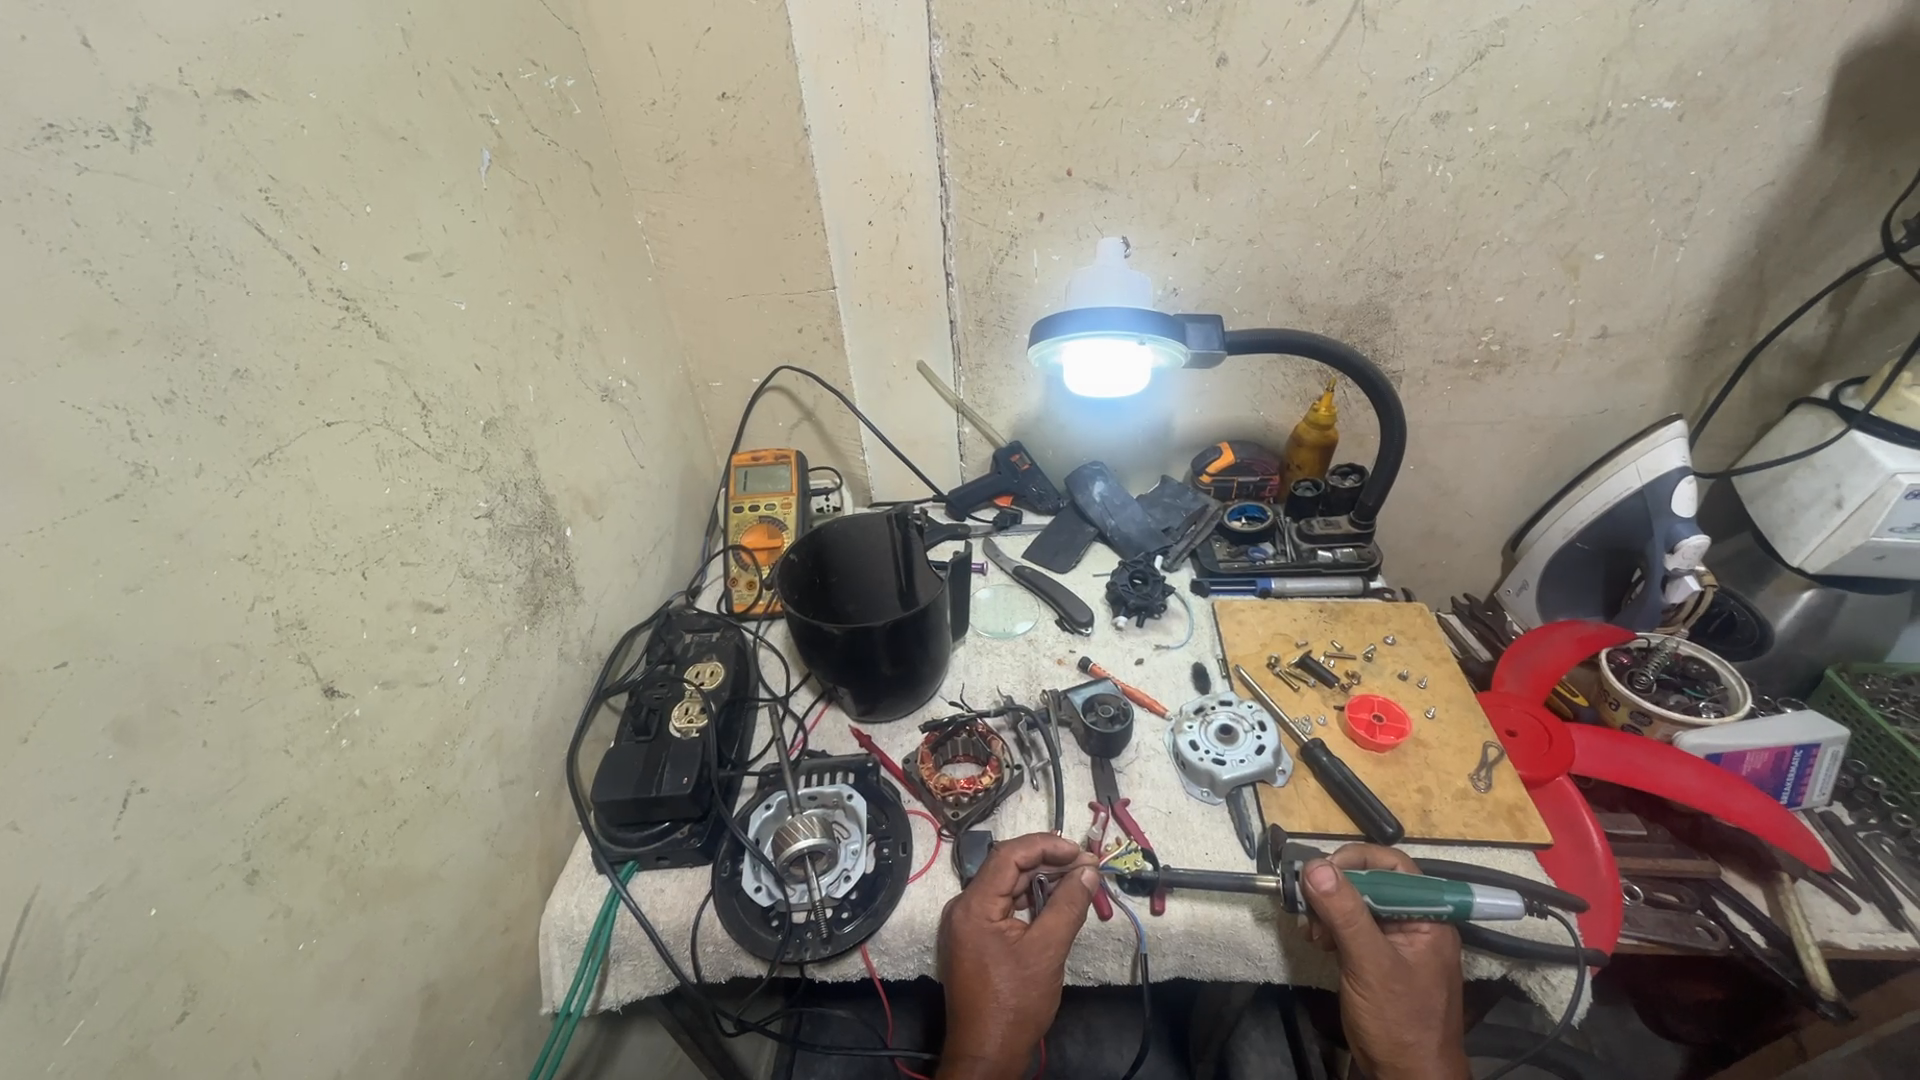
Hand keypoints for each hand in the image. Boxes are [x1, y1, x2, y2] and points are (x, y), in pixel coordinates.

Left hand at [936, 833, 1098, 1079]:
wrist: (987, 1056)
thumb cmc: (1014, 1005)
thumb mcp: (1047, 952)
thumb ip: (1067, 906)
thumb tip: (1087, 871)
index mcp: (973, 905)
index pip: (1008, 855)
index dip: (1046, 846)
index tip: (1080, 852)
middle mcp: (964, 906)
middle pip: (1007, 868)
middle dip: (1047, 862)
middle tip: (1085, 866)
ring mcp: (967, 923)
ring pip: (1006, 886)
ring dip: (1041, 880)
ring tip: (1077, 880)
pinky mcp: (975, 938)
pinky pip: (1003, 906)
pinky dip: (1030, 900)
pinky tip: (1056, 902)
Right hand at [1302, 844, 1469, 1079]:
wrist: (1406, 1078)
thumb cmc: (1399, 1022)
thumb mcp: (1370, 964)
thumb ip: (1344, 914)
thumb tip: (1315, 866)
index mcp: (1428, 918)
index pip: (1394, 866)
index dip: (1357, 860)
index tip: (1322, 871)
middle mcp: (1413, 923)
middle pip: (1370, 882)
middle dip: (1334, 889)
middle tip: (1308, 904)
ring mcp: (1394, 941)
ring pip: (1354, 902)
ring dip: (1326, 909)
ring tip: (1312, 930)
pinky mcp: (1375, 957)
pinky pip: (1349, 925)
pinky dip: (1328, 926)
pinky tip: (1316, 940)